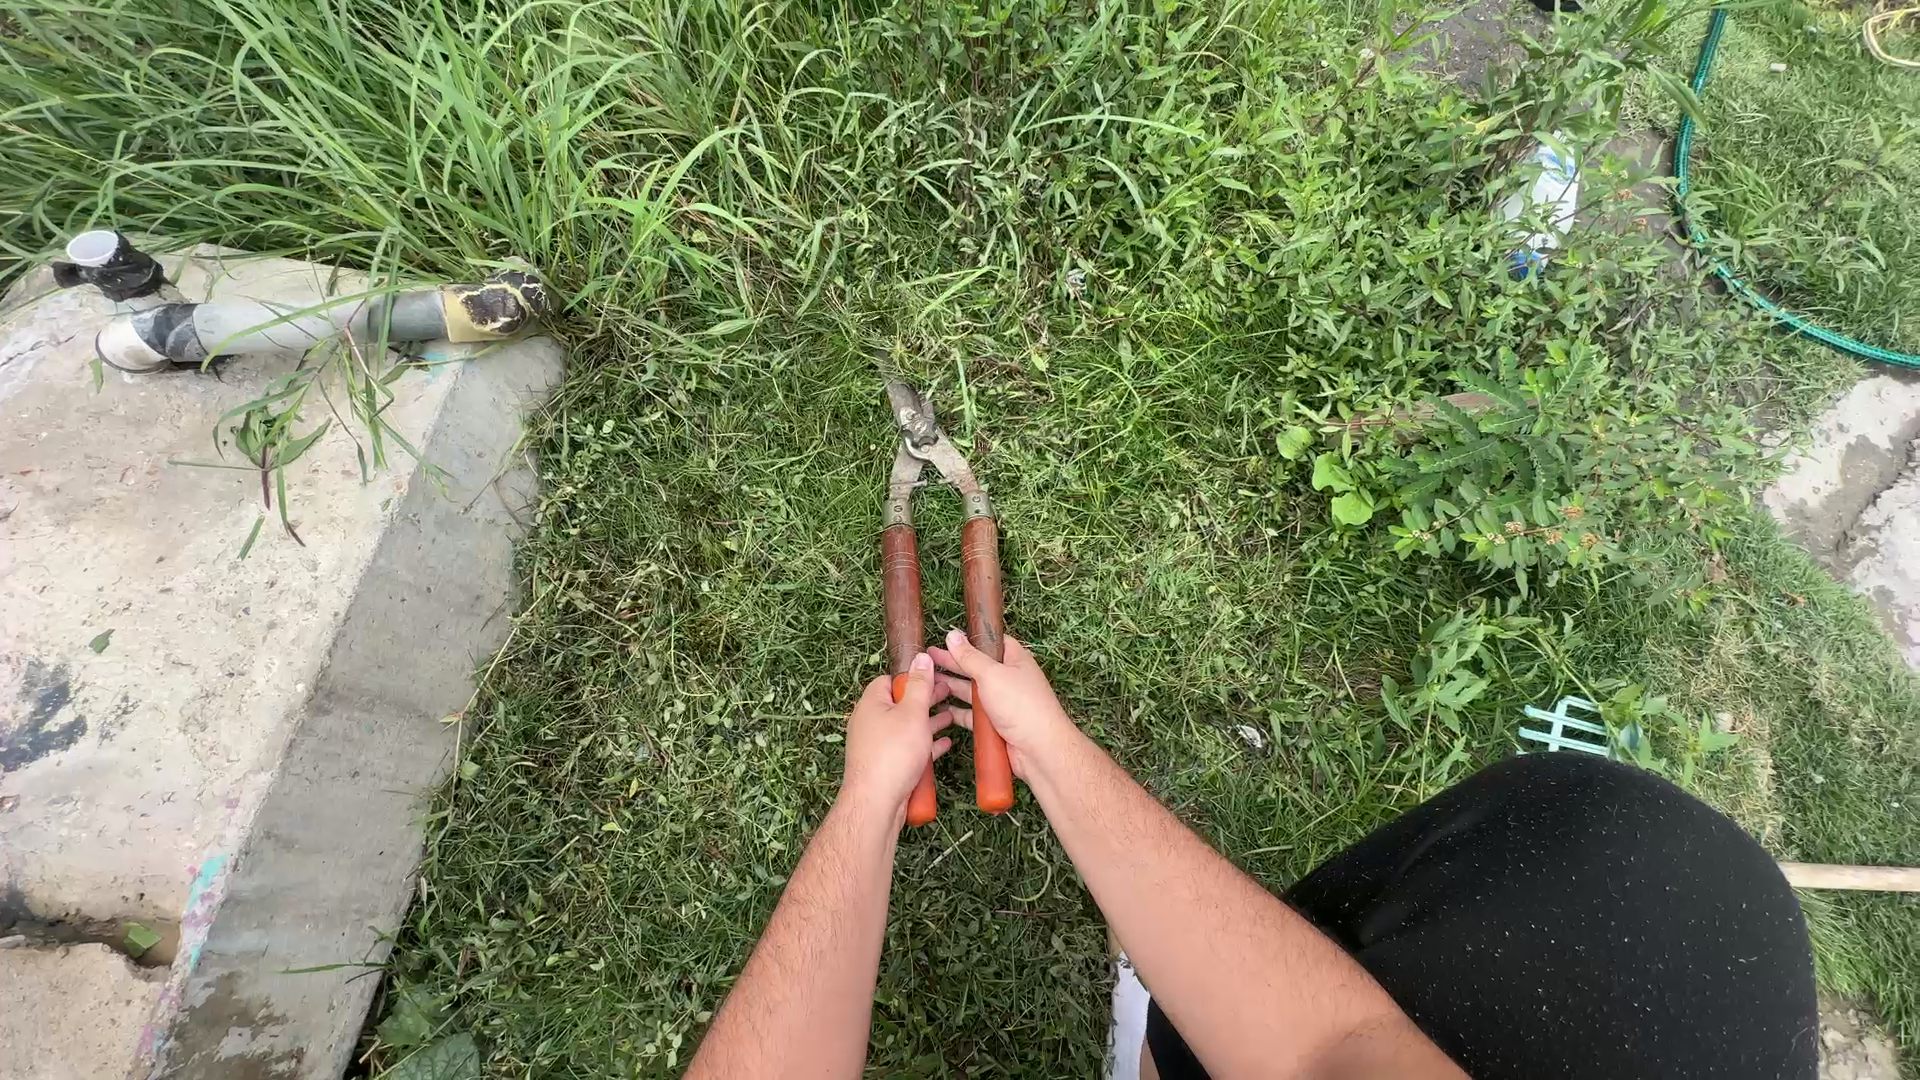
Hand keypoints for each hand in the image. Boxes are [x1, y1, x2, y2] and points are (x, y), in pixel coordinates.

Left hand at [841, 652, 954, 818]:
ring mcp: (877, 745)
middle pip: (900, 703)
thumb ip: (919, 684)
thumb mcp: (912, 712)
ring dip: (928, 722)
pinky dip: (925, 744)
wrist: (877, 803)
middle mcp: (870, 722)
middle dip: (924, 698)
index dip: (912, 676)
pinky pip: (908, 749)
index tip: (933, 675)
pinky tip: (944, 743)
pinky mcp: (885, 765)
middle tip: (947, 692)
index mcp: (872, 703)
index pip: (890, 679)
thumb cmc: (892, 755)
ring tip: (951, 716)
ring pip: (906, 727)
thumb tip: (922, 657)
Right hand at [929, 629, 1080, 782]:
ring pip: (972, 691)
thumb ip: (969, 656)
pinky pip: (973, 714)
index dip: (971, 639)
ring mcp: (1002, 702)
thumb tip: (953, 635)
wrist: (1038, 748)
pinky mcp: (995, 723)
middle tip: (929, 657)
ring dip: (952, 686)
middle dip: (954, 662)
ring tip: (929, 680)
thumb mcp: (991, 674)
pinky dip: (957, 711)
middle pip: (977, 666)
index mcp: (1014, 659)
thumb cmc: (1022, 706)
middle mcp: (1009, 679)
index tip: (949, 637)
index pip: (992, 642)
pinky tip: (940, 708)